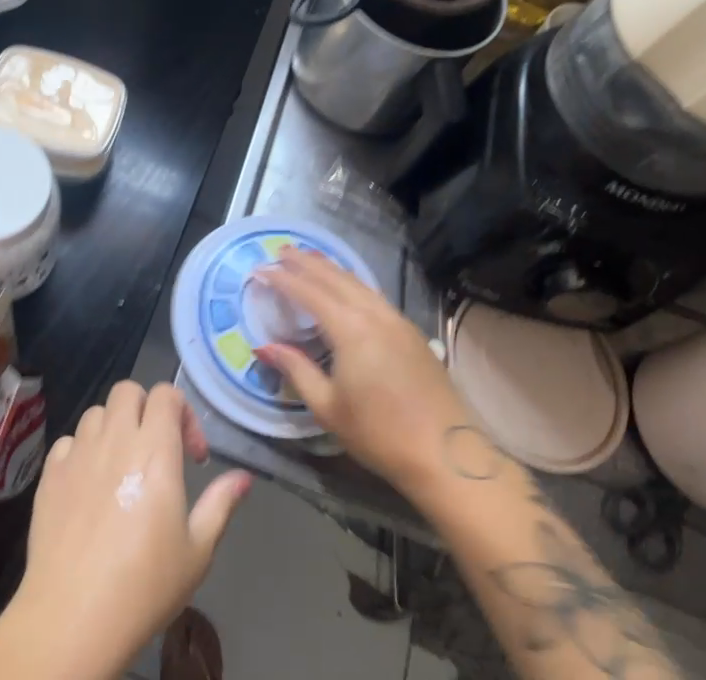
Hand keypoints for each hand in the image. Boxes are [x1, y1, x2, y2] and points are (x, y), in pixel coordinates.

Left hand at [10, 381, 252, 675]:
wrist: (74, 614)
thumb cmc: (145, 584)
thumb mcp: (197, 550)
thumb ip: (220, 504)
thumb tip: (243, 477)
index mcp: (155, 451)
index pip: (166, 395)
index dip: (184, 414)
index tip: (191, 457)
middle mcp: (115, 441)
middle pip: (128, 391)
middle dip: (147, 409)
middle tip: (157, 450)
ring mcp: (77, 455)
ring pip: (96, 412)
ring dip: (115, 427)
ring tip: (123, 466)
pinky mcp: (49, 475)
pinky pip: (67, 441)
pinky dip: (83, 450)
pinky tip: (90, 484)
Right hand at [255, 249, 479, 496]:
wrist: (446, 453)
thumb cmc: (379, 433)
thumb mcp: (328, 407)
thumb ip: (297, 370)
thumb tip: (265, 347)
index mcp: (351, 330)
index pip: (310, 293)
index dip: (282, 279)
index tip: (259, 270)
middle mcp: (375, 315)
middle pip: (336, 279)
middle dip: (307, 263)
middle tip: (281, 251)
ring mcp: (398, 322)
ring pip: (359, 284)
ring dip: (332, 269)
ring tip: (310, 259)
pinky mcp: (412, 333)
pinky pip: (375, 296)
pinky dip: (353, 284)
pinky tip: (347, 287)